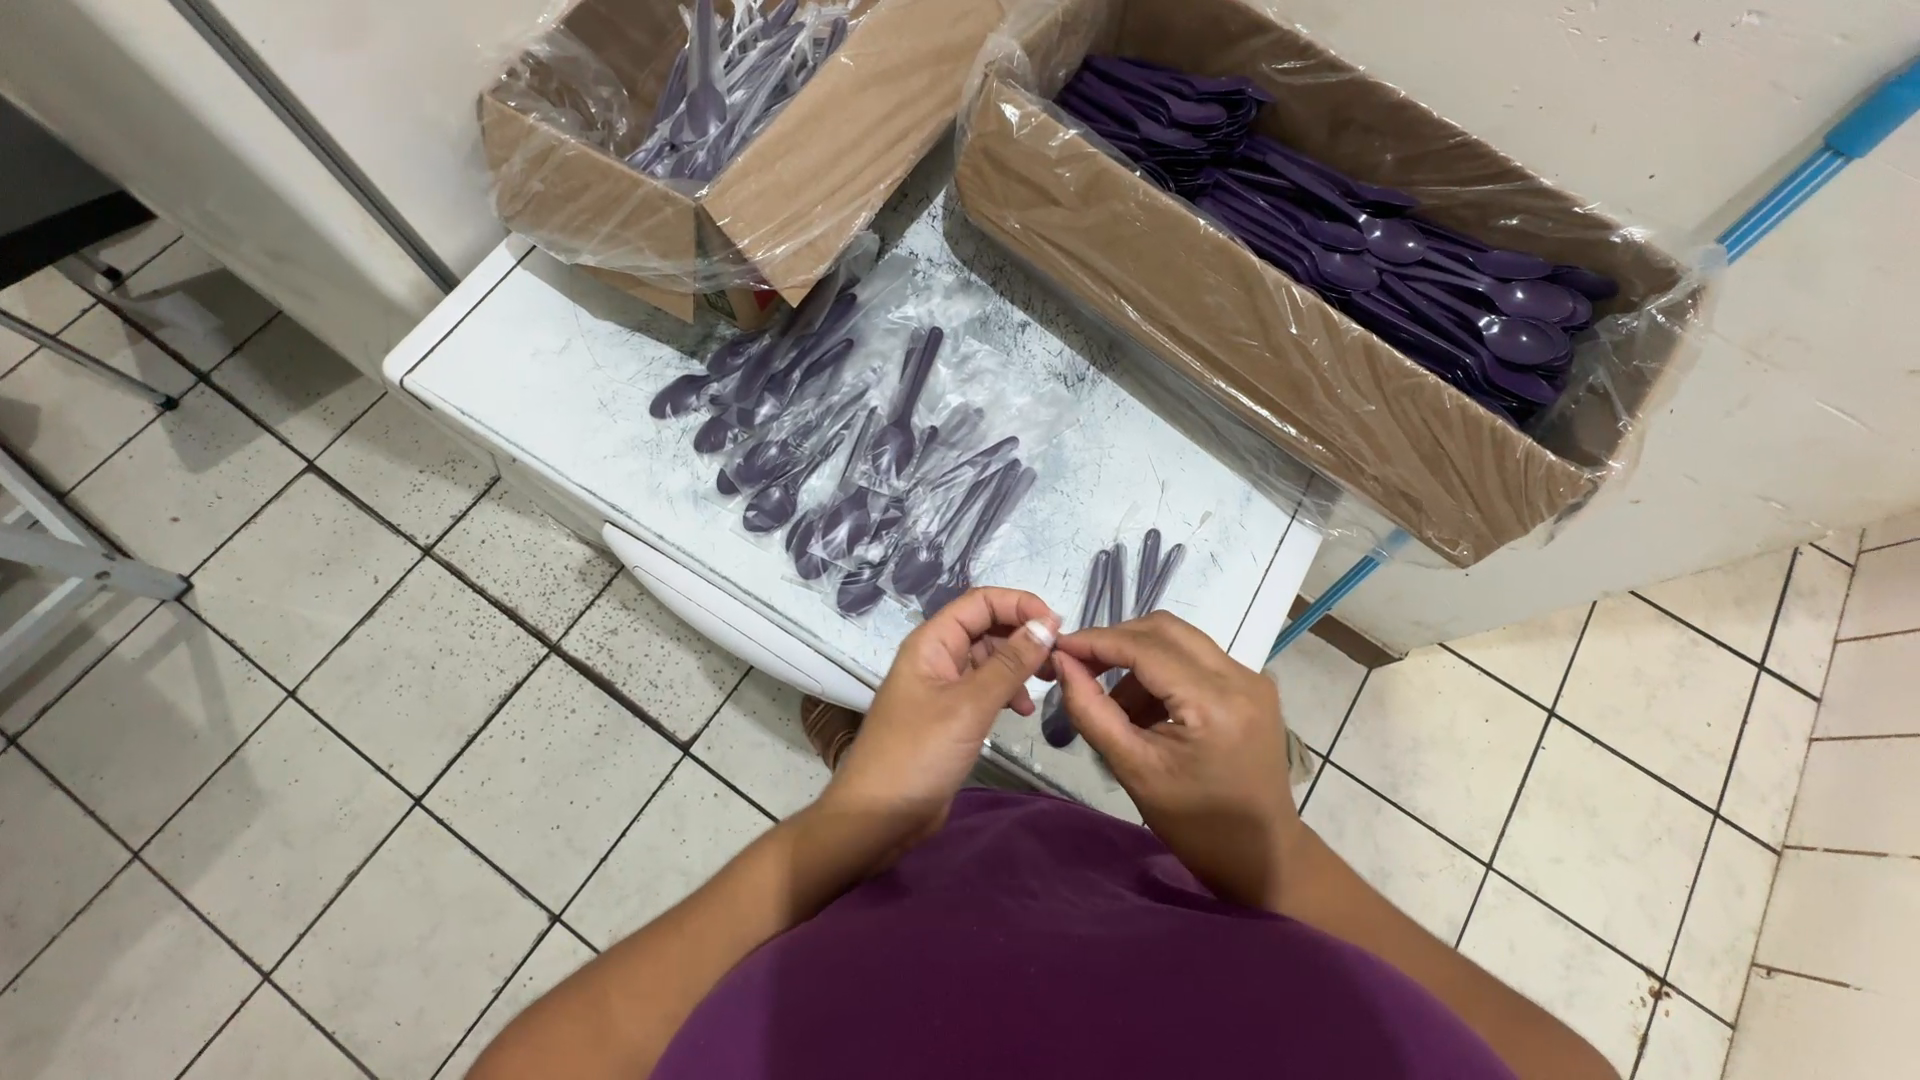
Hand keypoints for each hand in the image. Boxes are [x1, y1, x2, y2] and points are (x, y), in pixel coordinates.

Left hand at [818, 587, 1058, 856]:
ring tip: (1045, 686)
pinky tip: (1022, 711)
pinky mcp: (948, 717)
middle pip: (986, 627)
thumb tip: (1046, 623)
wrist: (878, 817)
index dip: (1019, 605)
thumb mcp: (970, 706)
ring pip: (988, 659)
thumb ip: (1010, 663)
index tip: (1057, 626)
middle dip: (1023, 636)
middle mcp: (935, 658)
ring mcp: (941, 688)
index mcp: (931, 643)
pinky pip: (984, 689)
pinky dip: (1006, 693)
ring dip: (1018, 666)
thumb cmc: (918, 754)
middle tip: (1057, 660)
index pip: (980, 602)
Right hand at [1053, 612, 1303, 910]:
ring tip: (1115, 704)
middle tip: (1080, 666)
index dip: (1096, 641)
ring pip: (1180, 639)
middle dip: (1116, 641)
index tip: (1058, 647)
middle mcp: (1240, 677)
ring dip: (1138, 657)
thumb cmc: (1194, 823)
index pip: (1145, 648)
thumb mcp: (1133, 769)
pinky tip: (1146, 709)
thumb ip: (1092, 710)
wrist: (1260, 854)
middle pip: (1164, 629)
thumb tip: (1062, 662)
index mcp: (1214, 703)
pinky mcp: (1253, 686)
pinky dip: (1162, 670)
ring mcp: (1251, 678)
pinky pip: (1197, 658)